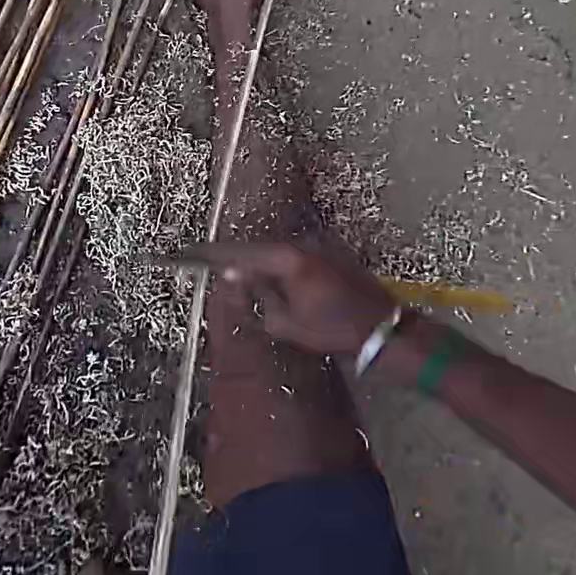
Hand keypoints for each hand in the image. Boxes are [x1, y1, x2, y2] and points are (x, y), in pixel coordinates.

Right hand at [180, 241, 395, 355]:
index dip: (215, 254)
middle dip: (238, 262)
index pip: (242, 252)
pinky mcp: (329, 254)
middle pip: (259, 250)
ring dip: (261, 266)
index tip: (193, 254)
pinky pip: (294, 258)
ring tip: (246, 284)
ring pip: (277, 254)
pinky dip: (280, 268)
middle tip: (218, 274)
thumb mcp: (287, 323)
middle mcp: (302, 244)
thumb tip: (233, 279)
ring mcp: (318, 246)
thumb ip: (256, 297)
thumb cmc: (334, 330)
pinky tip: (276, 285)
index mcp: (288, 258)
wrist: (382, 329)